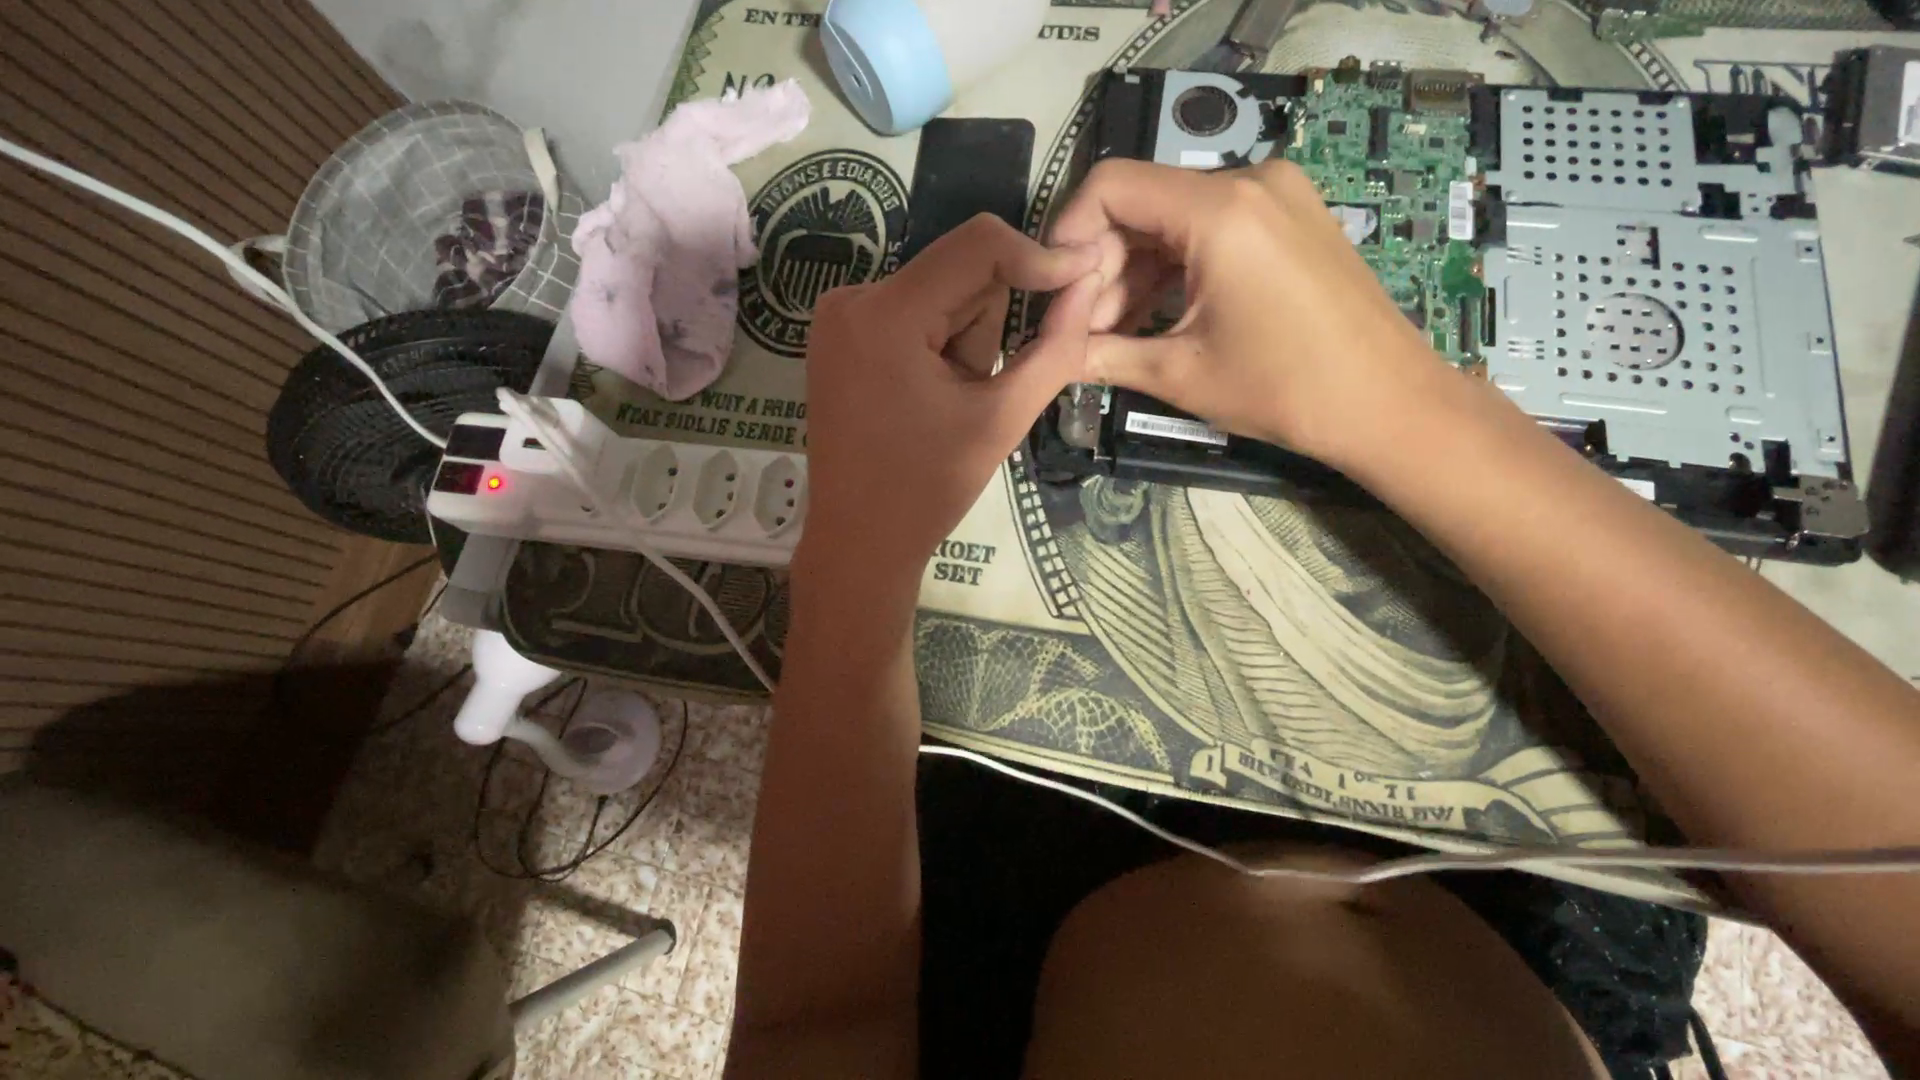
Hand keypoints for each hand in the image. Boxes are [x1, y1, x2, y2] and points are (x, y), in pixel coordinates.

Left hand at [800, 214, 1101, 574]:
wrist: (859, 539)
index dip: (1040, 257)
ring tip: (947, 402)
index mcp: (886, 314)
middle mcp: (852, 297)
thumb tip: (1088, 281)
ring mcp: (837, 315)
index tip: (1084, 278)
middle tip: (975, 391)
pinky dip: (935, 343)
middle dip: (986, 326)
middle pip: (959, 273)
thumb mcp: (1003, 418)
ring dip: (962, 340)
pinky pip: (911, 312)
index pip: (980, 244)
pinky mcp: (837, 334)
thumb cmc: (929, 488)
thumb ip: (1054, 347)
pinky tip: (926, 396)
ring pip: (939, 293)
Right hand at [1049, 158, 1443, 460]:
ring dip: (1137, 273)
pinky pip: (1212, 229)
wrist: (1388, 404)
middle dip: (1103, 266)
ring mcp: (1277, 195)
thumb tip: (1050, 353)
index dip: (1068, 232)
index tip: (1055, 288)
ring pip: (1175, 220)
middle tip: (1084, 327)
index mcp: (1220, 211)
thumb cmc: (1285, 389)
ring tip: (1116, 334)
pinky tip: (1157, 317)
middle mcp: (1250, 182)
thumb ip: (1102, 354)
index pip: (1112, 186)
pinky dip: (1176, 269)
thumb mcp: (1179, 374)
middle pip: (1143, 204)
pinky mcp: (1291, 217)